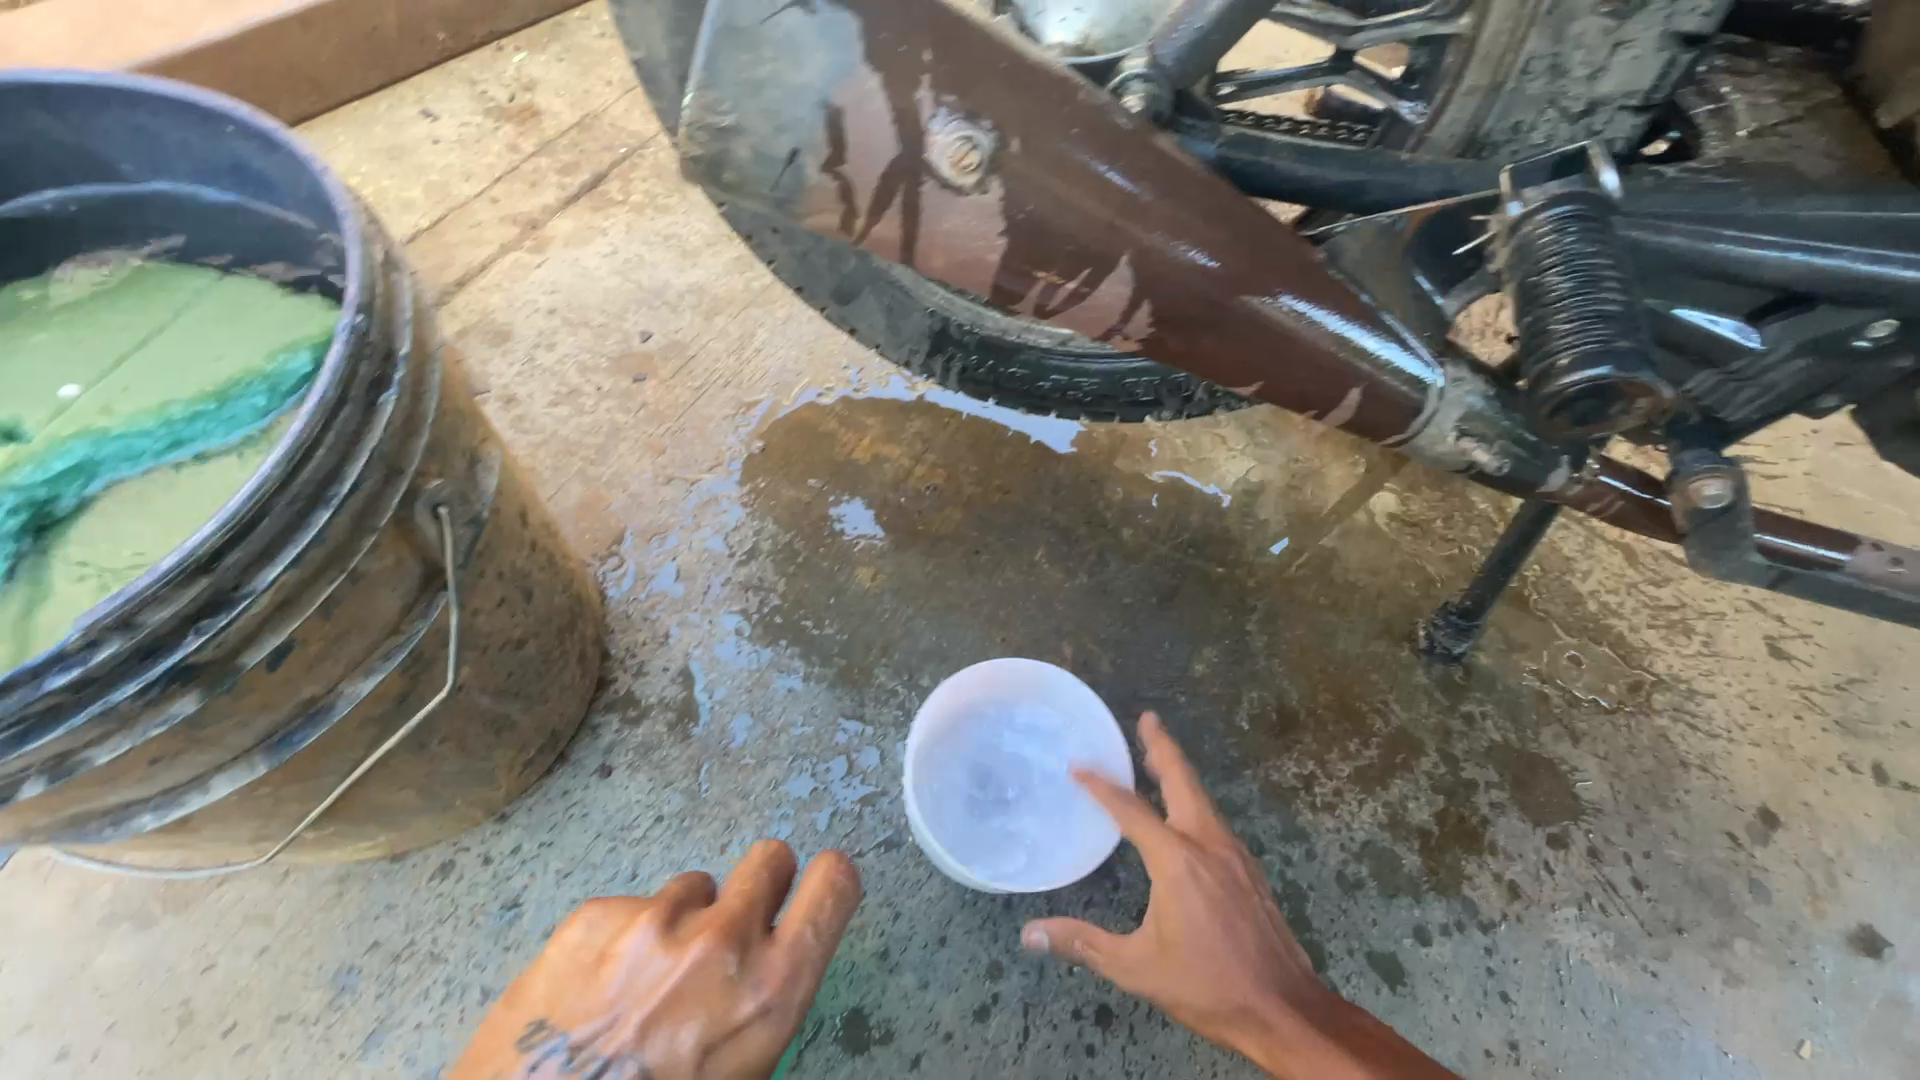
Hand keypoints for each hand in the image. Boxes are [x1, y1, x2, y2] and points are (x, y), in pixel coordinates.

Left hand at [450, 841, 860, 1079]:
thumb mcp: (745, 1071)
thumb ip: (765, 1003)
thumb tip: (766, 968)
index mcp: (771, 990)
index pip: (834, 884)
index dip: (828, 886)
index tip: (812, 898)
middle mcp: (721, 940)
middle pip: (770, 856)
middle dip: (759, 888)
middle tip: (729, 936)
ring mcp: (653, 919)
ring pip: (694, 886)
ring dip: (682, 922)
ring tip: (644, 984)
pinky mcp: (593, 915)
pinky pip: (630, 909)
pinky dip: (622, 940)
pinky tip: (593, 992)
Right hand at [1023, 713, 1457, 1079]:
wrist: (1285, 1011)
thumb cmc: (1207, 987)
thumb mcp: (1136, 968)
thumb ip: (1083, 943)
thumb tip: (1029, 934)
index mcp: (1177, 860)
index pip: (1131, 810)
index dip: (1102, 786)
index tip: (1078, 766)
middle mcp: (1208, 844)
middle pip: (1183, 781)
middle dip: (1162, 747)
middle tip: (1146, 719)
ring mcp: (1235, 855)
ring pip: (1203, 798)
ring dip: (1179, 772)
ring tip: (1159, 756)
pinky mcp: (1249, 870)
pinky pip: (1214, 820)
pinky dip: (1194, 800)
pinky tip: (1186, 813)